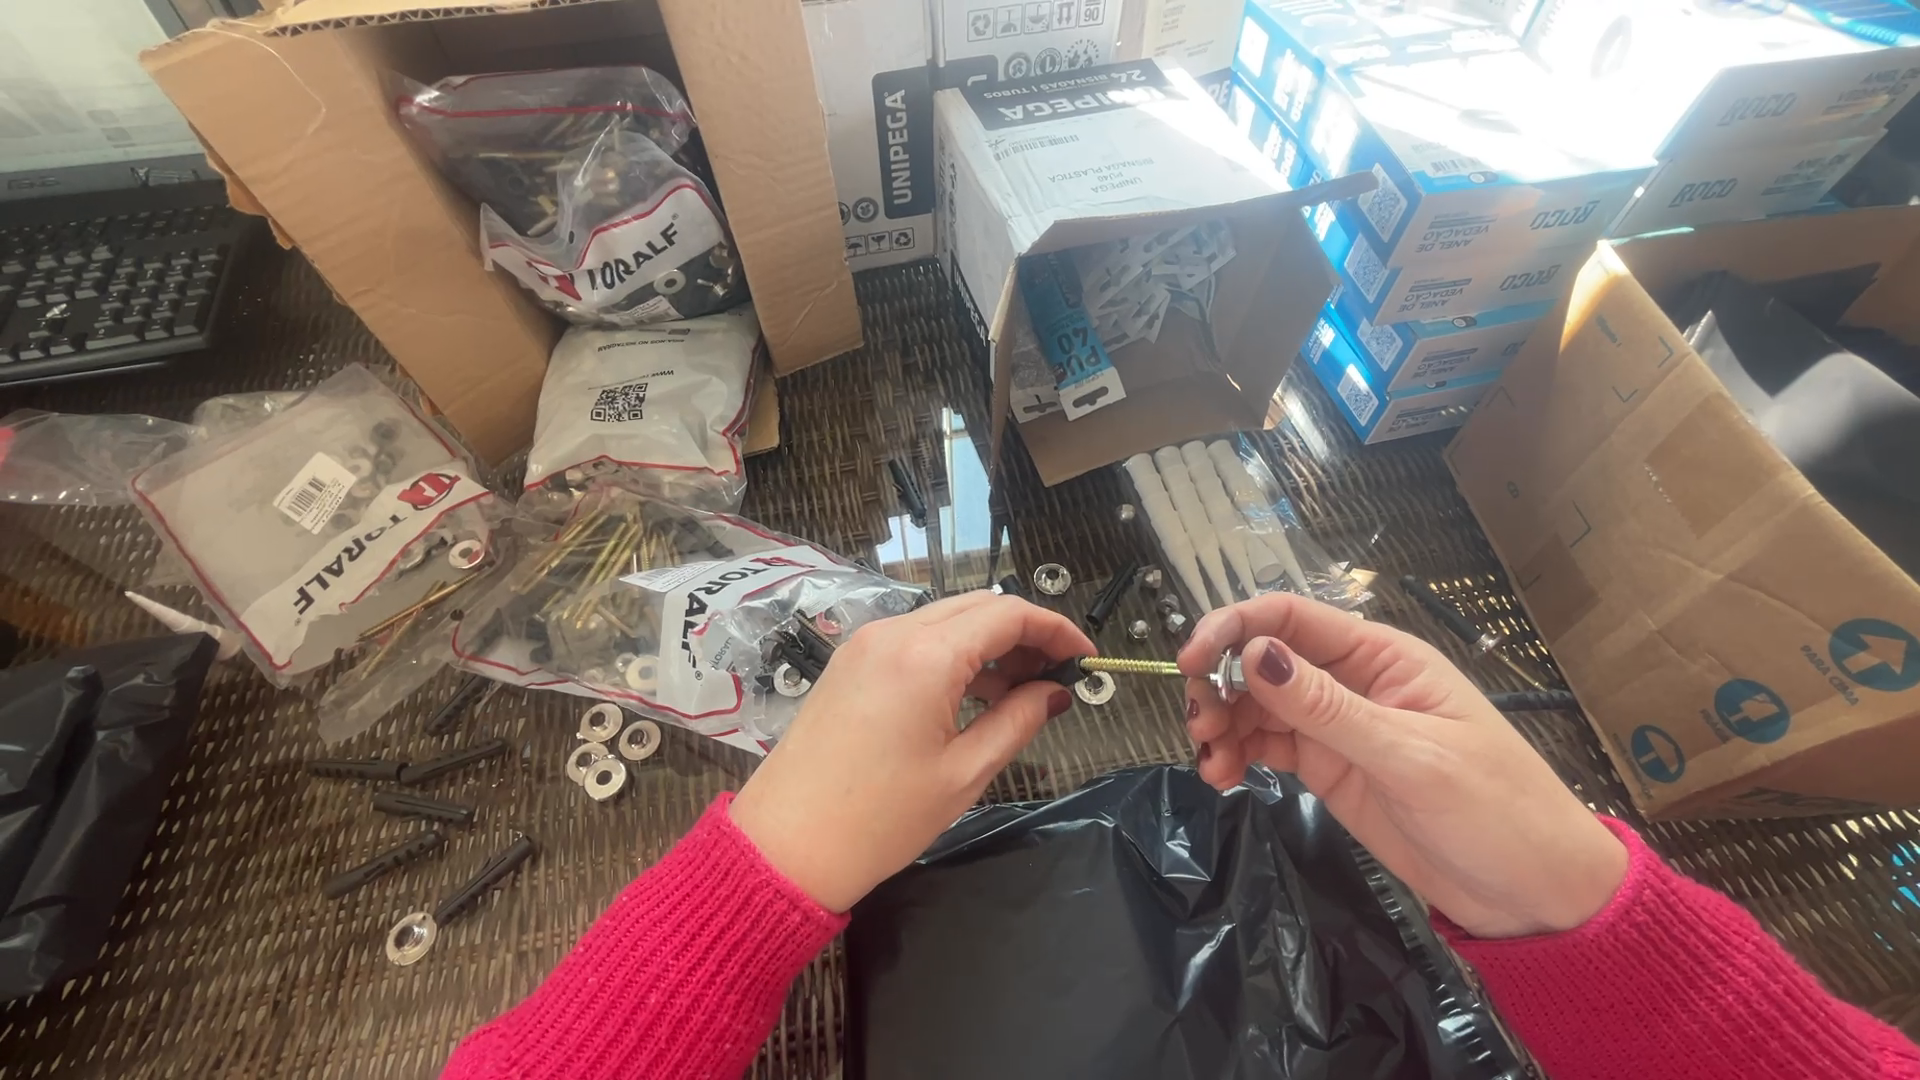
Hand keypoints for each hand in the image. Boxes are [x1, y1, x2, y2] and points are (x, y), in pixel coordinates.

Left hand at [730, 592, 1092, 912]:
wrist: (786, 846)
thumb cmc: (880, 819)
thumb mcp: (965, 772)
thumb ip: (1019, 719)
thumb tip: (1055, 691)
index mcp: (925, 656)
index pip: (1008, 613)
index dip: (1056, 628)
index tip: (1084, 656)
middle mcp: (894, 632)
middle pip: (978, 606)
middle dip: (1025, 632)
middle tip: (1056, 675)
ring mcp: (867, 642)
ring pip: (947, 619)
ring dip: (990, 643)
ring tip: (1021, 691)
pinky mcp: (852, 660)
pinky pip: (917, 639)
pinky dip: (954, 654)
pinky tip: (973, 693)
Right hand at [1177, 594, 1626, 939]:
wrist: (1534, 898)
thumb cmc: (1496, 812)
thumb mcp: (1411, 758)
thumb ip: (1327, 707)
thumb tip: (1253, 652)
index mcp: (1378, 656)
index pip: (1289, 617)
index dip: (1232, 627)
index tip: (1191, 660)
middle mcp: (1347, 679)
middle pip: (1258, 658)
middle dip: (1219, 684)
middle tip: (1200, 726)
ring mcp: (1331, 722)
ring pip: (1253, 702)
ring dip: (1221, 724)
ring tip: (1211, 762)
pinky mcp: (1321, 762)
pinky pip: (1262, 743)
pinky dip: (1234, 754)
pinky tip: (1222, 776)